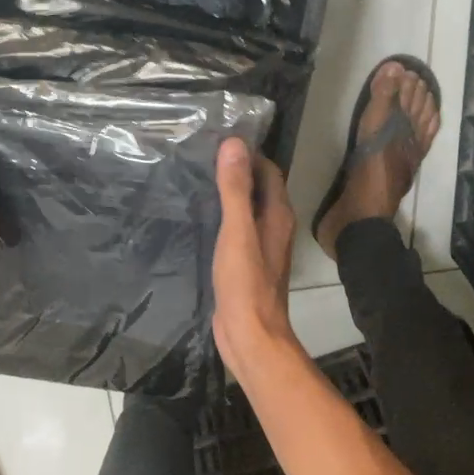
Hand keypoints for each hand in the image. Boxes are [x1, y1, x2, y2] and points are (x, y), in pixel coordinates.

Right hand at [213, 137, 296, 368]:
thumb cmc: (246, 283)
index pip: (268, 172)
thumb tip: (233, 144)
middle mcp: (274, 228)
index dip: (247, 153)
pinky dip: (221, 219)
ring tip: (196, 180)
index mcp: (278, 216)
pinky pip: (235, 232)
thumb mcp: (237, 231)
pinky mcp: (245, 266)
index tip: (217, 139)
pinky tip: (199, 220)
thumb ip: (235, 189)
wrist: (250, 335)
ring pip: (246, 211)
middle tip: (201, 156)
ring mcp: (260, 249)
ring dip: (228, 196)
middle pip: (258, 189)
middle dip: (236, 171)